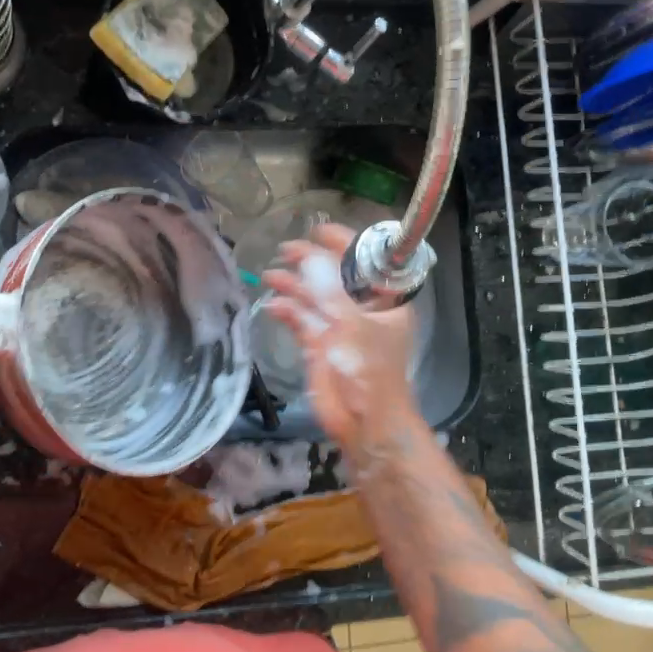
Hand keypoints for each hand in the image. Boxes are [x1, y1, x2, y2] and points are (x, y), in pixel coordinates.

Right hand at [261, 224, 417, 450]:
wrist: (364, 422)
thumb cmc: (370, 371)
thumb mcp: (352, 325)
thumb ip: (329, 290)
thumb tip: (309, 256)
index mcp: (383, 300)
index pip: (365, 261)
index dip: (344, 243)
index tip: (319, 229)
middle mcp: (361, 308)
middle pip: (334, 275)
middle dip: (310, 261)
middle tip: (285, 249)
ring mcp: (338, 326)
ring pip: (314, 296)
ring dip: (293, 284)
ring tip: (269, 274)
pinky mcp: (319, 344)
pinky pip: (301, 319)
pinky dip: (287, 310)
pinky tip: (272, 305)